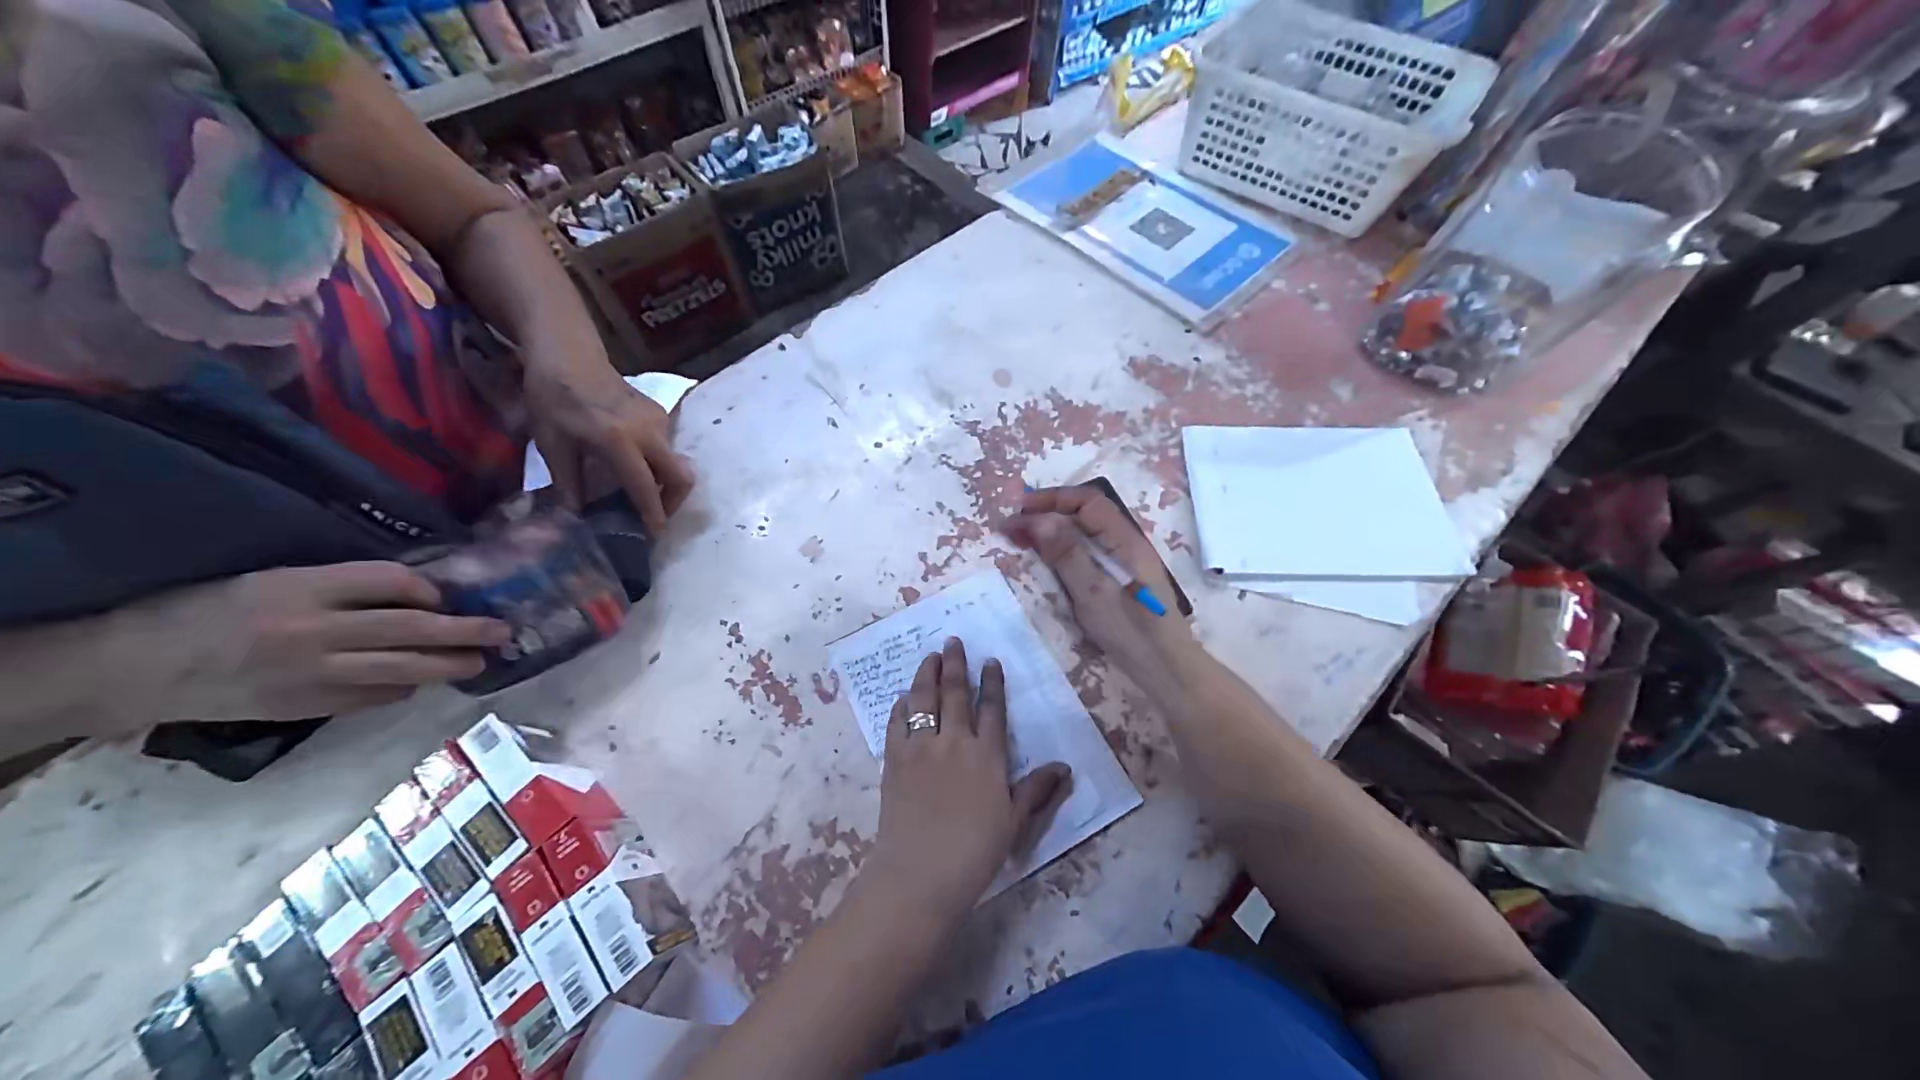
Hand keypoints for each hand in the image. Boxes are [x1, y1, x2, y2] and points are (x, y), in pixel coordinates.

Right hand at [113, 562, 509, 723]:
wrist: (130, 669)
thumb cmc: (203, 612)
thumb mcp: (271, 581)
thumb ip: (339, 588)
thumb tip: (412, 596)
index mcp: (302, 588)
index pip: (389, 581)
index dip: (426, 588)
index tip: (445, 595)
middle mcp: (314, 630)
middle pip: (410, 628)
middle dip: (464, 630)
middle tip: (502, 631)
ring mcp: (311, 673)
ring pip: (400, 669)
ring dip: (448, 665)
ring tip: (480, 662)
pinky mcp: (305, 707)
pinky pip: (372, 698)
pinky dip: (402, 689)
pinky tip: (420, 683)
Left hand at [523, 348, 695, 534]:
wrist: (568, 354)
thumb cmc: (553, 397)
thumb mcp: (552, 444)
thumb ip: (568, 483)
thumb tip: (576, 519)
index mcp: (618, 440)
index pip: (645, 486)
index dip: (652, 514)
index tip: (654, 535)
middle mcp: (648, 431)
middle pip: (680, 476)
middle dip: (672, 502)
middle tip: (655, 516)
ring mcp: (659, 421)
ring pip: (676, 464)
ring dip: (665, 484)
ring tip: (642, 496)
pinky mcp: (661, 415)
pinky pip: (668, 449)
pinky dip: (659, 466)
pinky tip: (636, 468)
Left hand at [863, 638, 1071, 922]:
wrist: (920, 873)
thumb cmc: (974, 851)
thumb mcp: (1013, 822)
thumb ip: (1035, 790)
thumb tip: (1063, 767)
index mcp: (986, 756)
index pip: (992, 709)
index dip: (992, 683)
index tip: (990, 661)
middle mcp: (954, 742)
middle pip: (955, 694)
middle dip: (955, 664)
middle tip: (953, 641)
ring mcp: (921, 748)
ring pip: (924, 700)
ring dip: (927, 674)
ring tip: (930, 655)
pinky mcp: (894, 760)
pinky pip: (897, 723)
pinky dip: (901, 705)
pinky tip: (904, 696)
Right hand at [1004, 486, 1198, 696]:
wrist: (1166, 669)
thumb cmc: (1132, 632)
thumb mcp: (1094, 593)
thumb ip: (1067, 554)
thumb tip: (1040, 518)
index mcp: (1125, 540)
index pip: (1086, 502)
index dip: (1051, 499)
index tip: (1018, 511)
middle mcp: (1125, 544)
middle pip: (1084, 514)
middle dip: (1046, 514)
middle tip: (1012, 529)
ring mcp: (1123, 562)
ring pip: (1084, 534)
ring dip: (1051, 532)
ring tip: (1021, 541)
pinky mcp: (1118, 579)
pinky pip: (1086, 553)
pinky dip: (1061, 551)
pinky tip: (1045, 562)